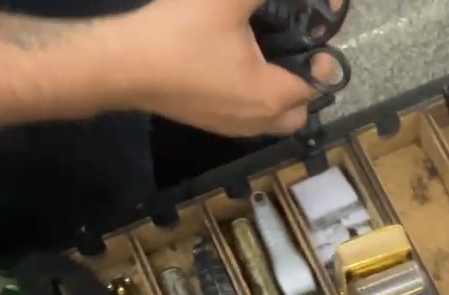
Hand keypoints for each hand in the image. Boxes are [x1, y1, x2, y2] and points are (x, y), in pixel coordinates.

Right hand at [116, 0, 340, 135]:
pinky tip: (238, 66)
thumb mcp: (226, 1)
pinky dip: (253, 96)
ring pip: (272, 118)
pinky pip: (247, 116)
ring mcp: (233, 127)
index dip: (322, 60)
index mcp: (271, 97)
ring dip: (278, 93)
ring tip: (268, 55)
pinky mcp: (211, 123)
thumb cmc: (180, 35)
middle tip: (295, 51)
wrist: (126, 66)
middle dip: (304, 86)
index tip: (316, 33)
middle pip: (298, 112)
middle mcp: (257, 121)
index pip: (315, 86)